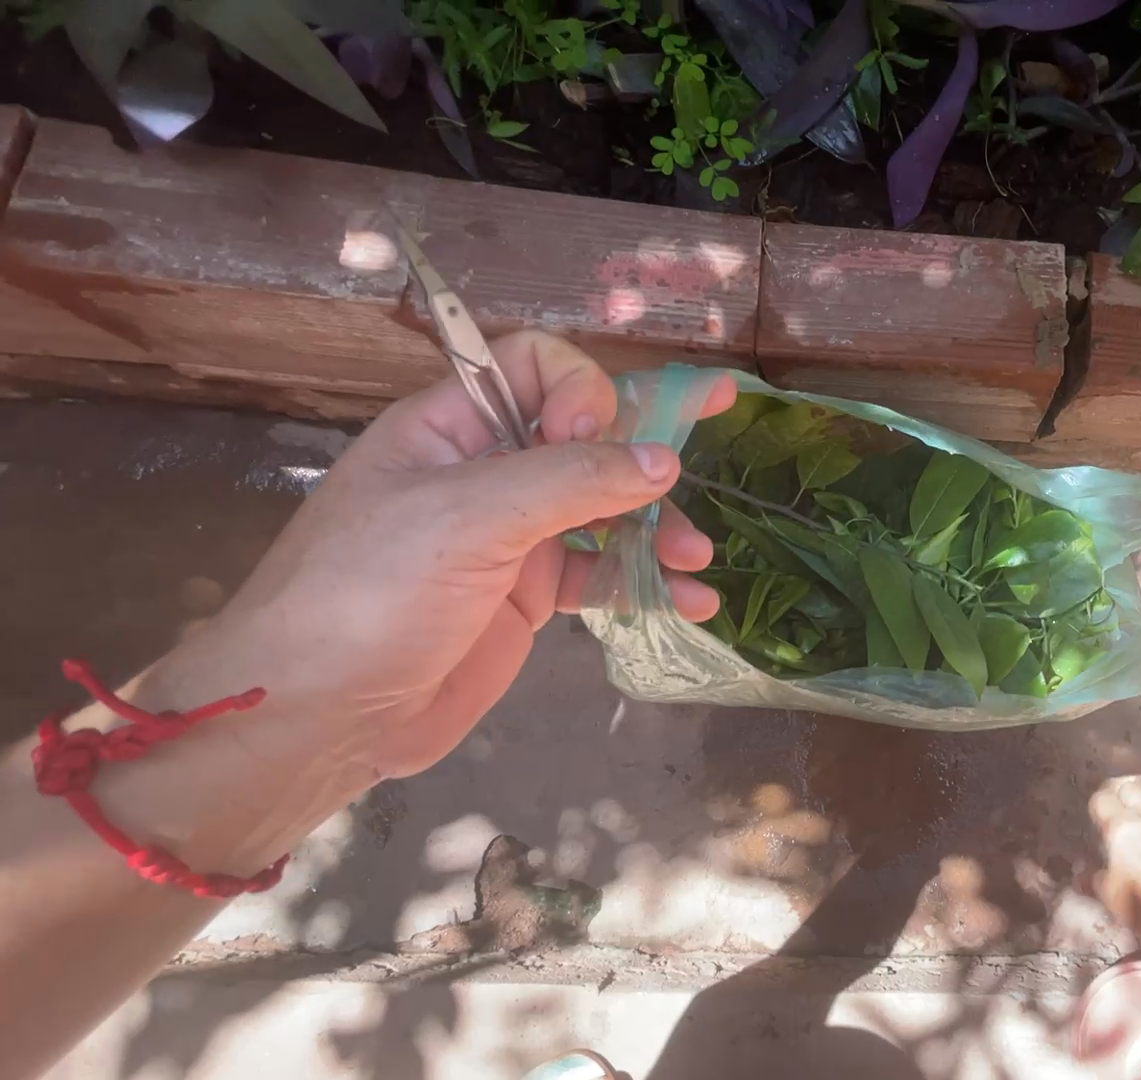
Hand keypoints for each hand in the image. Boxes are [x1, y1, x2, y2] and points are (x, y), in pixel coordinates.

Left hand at [145, 331, 734, 781]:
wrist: (320, 720)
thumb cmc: (370, 595)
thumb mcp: (467, 519)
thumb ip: (572, 480)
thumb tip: (666, 460)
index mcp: (454, 429)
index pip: (535, 370)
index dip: (579, 392)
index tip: (593, 438)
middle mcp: (492, 473)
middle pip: (590, 439)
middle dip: (647, 451)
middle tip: (704, 450)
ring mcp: (517, 536)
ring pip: (610, 510)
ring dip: (659, 528)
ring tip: (695, 559)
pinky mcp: (535, 594)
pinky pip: (607, 574)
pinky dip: (650, 584)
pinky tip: (690, 602)